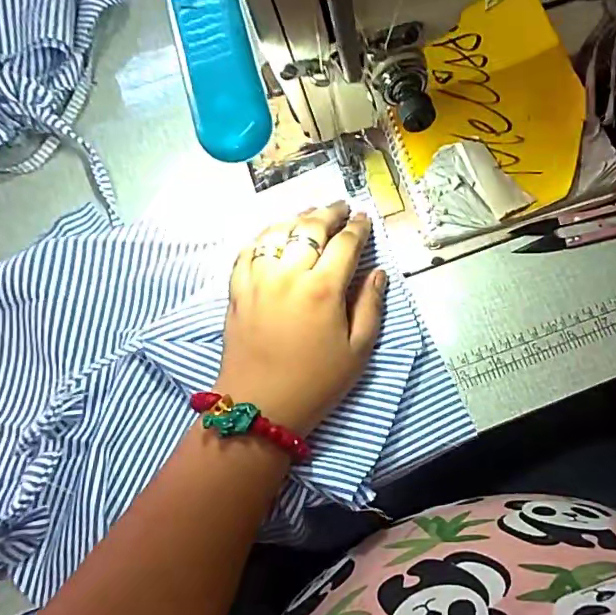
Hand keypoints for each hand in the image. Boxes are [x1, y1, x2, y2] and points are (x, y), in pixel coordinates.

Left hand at [214, 202, 386, 433]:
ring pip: (276, 232)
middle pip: (309, 228)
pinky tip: (272, 235)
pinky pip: (247, 251)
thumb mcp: (358, 350)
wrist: (260, 407)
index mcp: (323, 289)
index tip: (365, 219)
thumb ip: (370, 306)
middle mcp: (289, 275)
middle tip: (341, 207)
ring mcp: (258, 280)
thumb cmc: (317, 382)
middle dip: (329, 212)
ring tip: (309, 213)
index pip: (345, 243)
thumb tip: (378, 272)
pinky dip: (262, 237)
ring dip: (295, 217)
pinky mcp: (237, 291)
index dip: (358, 227)